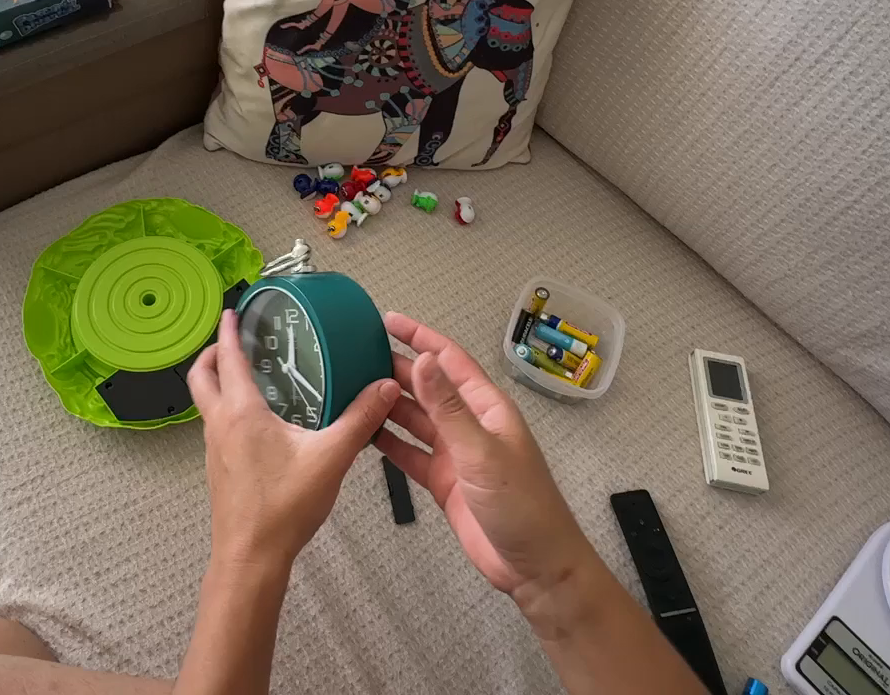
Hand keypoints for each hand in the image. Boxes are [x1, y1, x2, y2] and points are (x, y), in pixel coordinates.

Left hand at [187, 310, 400, 569]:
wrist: (250, 560)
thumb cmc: (283, 508)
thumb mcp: (329, 458)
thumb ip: (359, 421)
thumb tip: (384, 389)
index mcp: (241, 413)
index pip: (229, 359)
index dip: (229, 331)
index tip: (231, 311)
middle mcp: (220, 425)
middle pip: (201, 377)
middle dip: (212, 352)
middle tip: (233, 340)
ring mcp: (214, 449)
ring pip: (205, 402)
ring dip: (217, 380)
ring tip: (247, 373)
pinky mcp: (219, 468)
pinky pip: (215, 424)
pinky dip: (225, 407)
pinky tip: (256, 419)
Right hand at [374, 312, 598, 602]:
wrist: (535, 568)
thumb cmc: (521, 505)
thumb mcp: (481, 451)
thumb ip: (448, 407)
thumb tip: (422, 359)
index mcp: (486, 407)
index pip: (448, 360)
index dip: (420, 337)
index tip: (388, 321)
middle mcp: (469, 423)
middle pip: (428, 386)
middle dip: (397, 368)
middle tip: (357, 355)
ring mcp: (455, 452)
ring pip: (416, 418)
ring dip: (390, 404)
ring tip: (354, 388)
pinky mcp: (444, 480)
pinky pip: (411, 452)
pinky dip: (390, 442)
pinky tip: (366, 432)